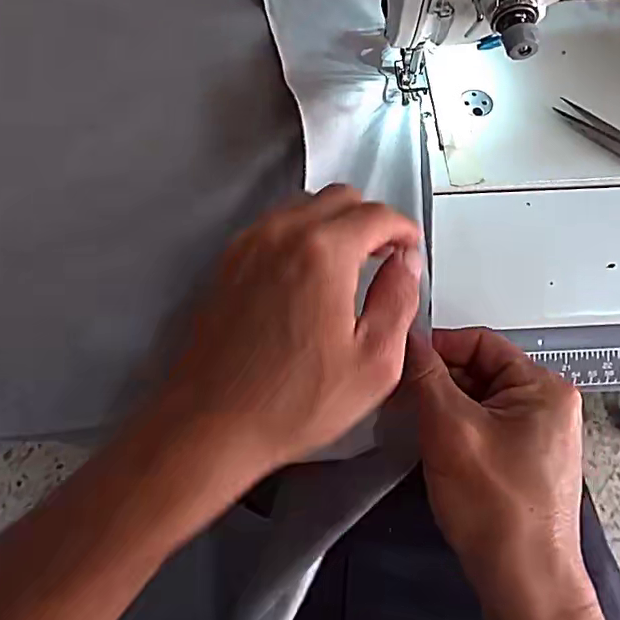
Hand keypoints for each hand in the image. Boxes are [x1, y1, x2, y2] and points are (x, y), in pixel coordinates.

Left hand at [149, 184, 422, 482]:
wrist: (210, 422)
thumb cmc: (292, 402)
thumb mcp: (373, 363)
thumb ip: (399, 300)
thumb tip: (405, 264)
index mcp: (323, 252)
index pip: (376, 214)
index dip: (402, 229)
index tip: (409, 248)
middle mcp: (283, 233)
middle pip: (341, 197)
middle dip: (371, 219)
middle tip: (384, 255)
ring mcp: (251, 242)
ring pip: (306, 205)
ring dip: (335, 222)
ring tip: (348, 263)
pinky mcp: (230, 258)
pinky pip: (276, 224)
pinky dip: (302, 233)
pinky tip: (307, 272)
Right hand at [408, 327, 619, 619]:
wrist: (524, 587)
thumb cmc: (500, 514)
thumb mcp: (449, 428)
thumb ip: (426, 375)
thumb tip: (409, 339)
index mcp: (544, 388)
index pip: (480, 341)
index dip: (438, 346)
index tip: (405, 356)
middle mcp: (548, 405)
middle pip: (478, 368)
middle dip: (439, 380)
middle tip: (406, 393)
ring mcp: (538, 434)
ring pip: (476, 397)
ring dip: (444, 406)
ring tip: (419, 422)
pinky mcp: (524, 458)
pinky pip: (482, 423)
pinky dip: (456, 428)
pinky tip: (436, 444)